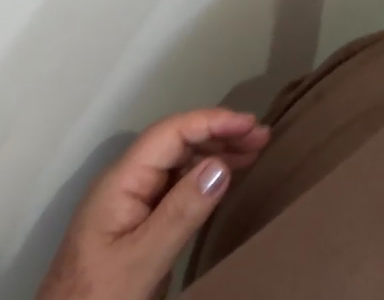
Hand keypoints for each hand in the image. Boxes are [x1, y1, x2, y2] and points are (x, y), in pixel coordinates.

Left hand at [36, 109, 270, 299]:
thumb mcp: (143, 262)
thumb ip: (181, 212)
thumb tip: (221, 164)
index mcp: (121, 180)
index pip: (171, 133)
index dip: (211, 122)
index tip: (250, 125)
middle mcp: (126, 182)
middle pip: (175, 142)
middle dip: (218, 133)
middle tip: (262, 138)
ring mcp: (130, 203)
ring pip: (177, 162)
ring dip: (214, 152)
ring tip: (254, 152)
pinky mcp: (137, 224)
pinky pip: (175, 186)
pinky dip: (204, 177)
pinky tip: (224, 180)